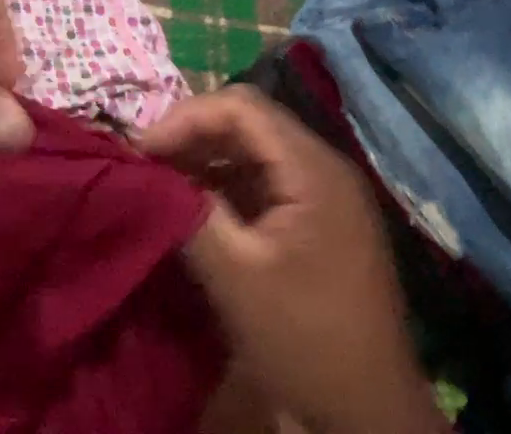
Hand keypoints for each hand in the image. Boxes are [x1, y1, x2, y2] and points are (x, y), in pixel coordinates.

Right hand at [140, 87, 442, 432]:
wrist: (369, 410)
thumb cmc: (305, 338)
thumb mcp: (236, 276)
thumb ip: (189, 213)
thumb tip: (146, 174)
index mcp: (313, 169)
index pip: (241, 107)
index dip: (185, 118)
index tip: (141, 150)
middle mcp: (323, 166)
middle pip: (248, 122)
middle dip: (191, 135)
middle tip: (144, 164)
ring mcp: (323, 193)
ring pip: (253, 150)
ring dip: (204, 159)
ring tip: (160, 182)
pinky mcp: (316, 219)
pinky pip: (263, 181)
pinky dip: (223, 185)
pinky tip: (192, 206)